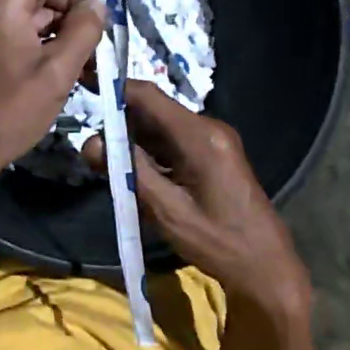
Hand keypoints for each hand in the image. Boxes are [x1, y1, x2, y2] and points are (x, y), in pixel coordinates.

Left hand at [0, 0, 105, 169]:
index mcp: (7, 0)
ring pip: (44, 10)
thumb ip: (84, 30)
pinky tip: (80, 63)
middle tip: (111, 29)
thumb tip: (100, 3)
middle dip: (81, 5)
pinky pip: (33, 29)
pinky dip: (56, 40)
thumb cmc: (14, 108)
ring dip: (72, 27)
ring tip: (100, 52)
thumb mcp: (59, 69)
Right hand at [90, 80, 312, 319]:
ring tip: (106, 163)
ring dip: (132, 140)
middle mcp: (208, 129)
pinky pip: (171, 141)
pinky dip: (148, 152)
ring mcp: (213, 140)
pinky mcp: (212, 154)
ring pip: (159, 128)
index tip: (83, 82)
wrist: (265, 267)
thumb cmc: (218, 241)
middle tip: (90, 145)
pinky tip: (133, 173)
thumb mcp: (167, 209)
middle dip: (118, 122)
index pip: (149, 96)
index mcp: (200, 136)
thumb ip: (129, 171)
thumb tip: (91, 142)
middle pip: (152, 111)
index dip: (115, 87)